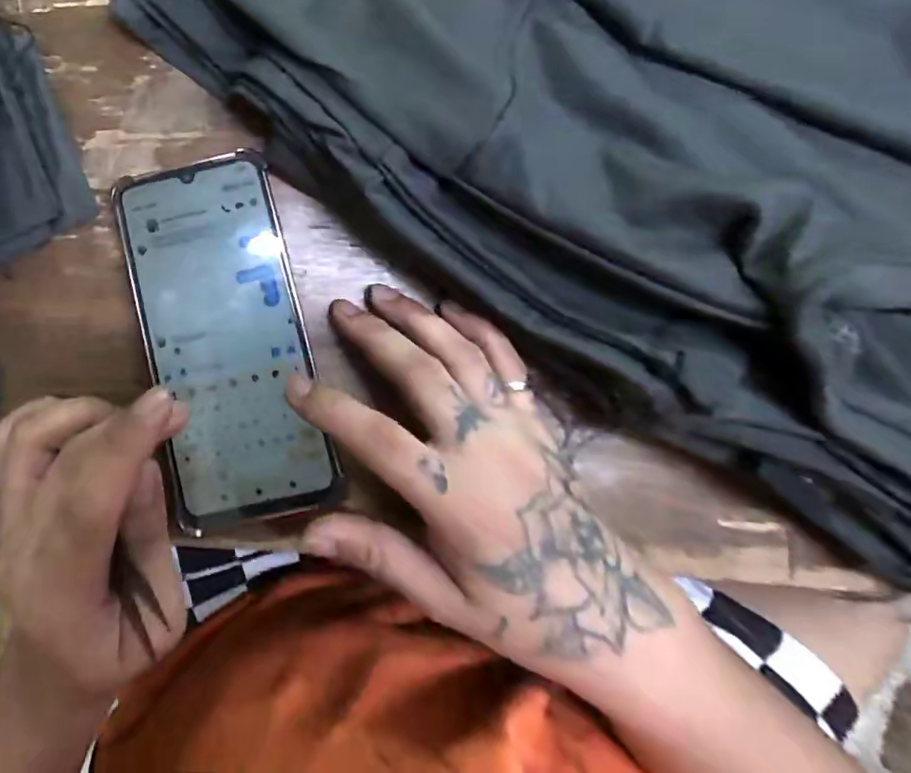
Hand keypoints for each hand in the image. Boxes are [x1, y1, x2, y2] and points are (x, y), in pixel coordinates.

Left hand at [0, 388, 190, 703]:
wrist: (47, 663)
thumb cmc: (113, 651)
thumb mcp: (159, 619)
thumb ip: (149, 541)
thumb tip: (143, 464)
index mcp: (60, 590)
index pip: (84, 503)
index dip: (124, 445)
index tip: (166, 405)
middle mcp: (18, 542)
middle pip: (56, 458)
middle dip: (118, 421)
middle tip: (166, 409)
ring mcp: (0, 514)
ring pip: (24, 434)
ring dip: (81, 412)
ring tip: (124, 421)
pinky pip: (11, 433)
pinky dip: (49, 411)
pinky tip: (85, 419)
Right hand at [286, 285, 692, 690]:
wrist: (617, 617)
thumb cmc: (518, 613)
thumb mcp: (442, 598)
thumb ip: (376, 555)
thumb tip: (305, 533)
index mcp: (453, 495)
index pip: (377, 437)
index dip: (330, 407)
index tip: (293, 382)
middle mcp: (484, 448)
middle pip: (421, 374)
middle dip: (376, 336)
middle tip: (340, 309)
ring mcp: (515, 429)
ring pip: (461, 356)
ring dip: (419, 319)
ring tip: (382, 294)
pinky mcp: (537, 423)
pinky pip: (508, 364)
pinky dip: (479, 330)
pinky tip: (451, 307)